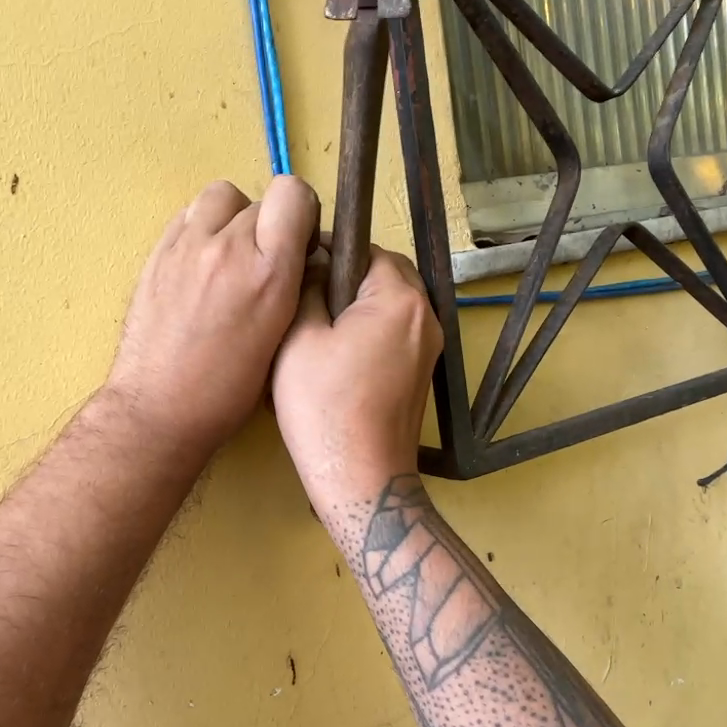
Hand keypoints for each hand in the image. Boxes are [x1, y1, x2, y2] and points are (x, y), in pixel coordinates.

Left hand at [105, 177, 319, 456]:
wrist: (158, 409)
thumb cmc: (227, 390)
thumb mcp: (281, 337)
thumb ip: (293, 284)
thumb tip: (297, 255)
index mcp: (268, 272)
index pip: (293, 193)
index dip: (300, 213)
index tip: (297, 242)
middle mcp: (227, 248)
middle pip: (259, 198)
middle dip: (268, 225)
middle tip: (260, 264)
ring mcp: (185, 246)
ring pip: (220, 196)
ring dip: (231, 217)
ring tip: (228, 256)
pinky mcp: (156, 254)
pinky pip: (188, 216)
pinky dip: (201, 230)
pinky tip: (200, 265)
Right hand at [272, 245, 442, 508]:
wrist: (360, 478)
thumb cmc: (324, 407)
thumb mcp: (298, 338)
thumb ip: (307, 289)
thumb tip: (313, 266)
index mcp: (400, 299)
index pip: (366, 249)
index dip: (329, 251)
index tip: (296, 267)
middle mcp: (426, 317)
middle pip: (387, 274)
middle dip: (346, 276)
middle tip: (304, 296)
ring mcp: (429, 349)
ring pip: (392, 305)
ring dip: (359, 304)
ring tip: (316, 325)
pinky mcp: (422, 375)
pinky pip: (396, 333)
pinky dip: (370, 330)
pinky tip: (336, 353)